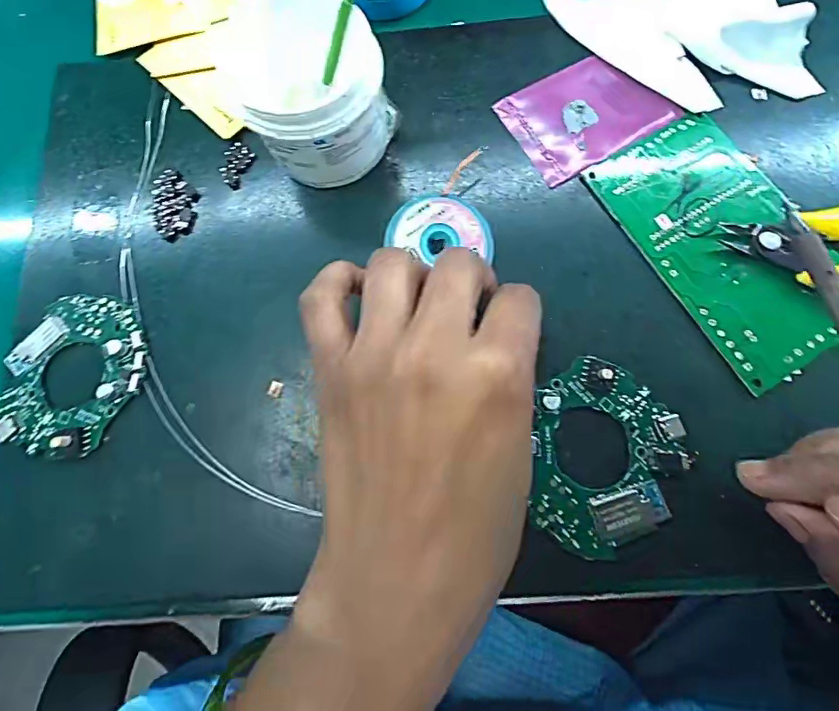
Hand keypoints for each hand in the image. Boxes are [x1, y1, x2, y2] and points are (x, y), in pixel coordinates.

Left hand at [237, 248, 541, 709]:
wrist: (396, 576)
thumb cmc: (475, 530)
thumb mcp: (518, 447)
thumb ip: (508, 377)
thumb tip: (491, 332)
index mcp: (496, 375)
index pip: (519, 298)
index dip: (518, 308)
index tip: (508, 322)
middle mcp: (433, 349)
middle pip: (456, 263)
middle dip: (472, 275)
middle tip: (466, 305)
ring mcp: (373, 353)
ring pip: (391, 263)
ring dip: (412, 272)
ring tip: (415, 301)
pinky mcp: (330, 366)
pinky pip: (319, 296)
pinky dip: (336, 281)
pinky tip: (357, 295)